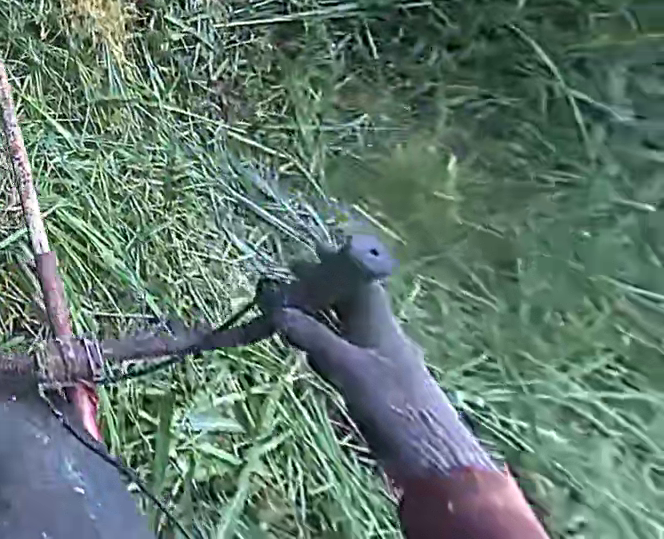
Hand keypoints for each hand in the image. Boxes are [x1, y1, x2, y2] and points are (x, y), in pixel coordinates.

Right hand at [273, 281, 493, 481]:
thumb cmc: (393, 402)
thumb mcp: (347, 366)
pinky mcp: (362, 375)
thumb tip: (276, 309)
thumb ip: (310, 334)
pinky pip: (331, 346)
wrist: (428, 455)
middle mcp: (375, 333)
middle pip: (341, 301)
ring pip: (332, 323)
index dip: (338, 264)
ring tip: (281, 316)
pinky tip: (299, 347)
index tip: (311, 249)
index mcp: (379, 324)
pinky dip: (312, 341)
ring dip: (308, 317)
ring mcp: (370, 355)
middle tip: (284, 280)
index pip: (359, 284)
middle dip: (313, 289)